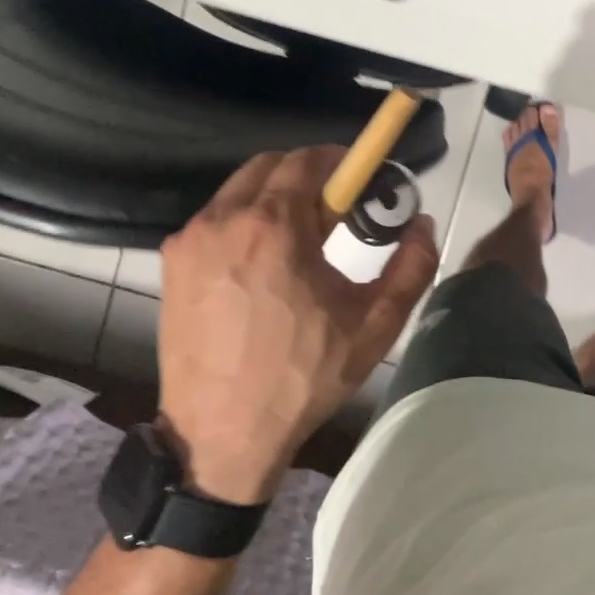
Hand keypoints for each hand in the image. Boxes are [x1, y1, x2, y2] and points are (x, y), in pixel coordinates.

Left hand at [156, 147, 439, 505]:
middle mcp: (224, 220)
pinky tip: (263, 265)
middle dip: (308, 174)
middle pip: (270, 166)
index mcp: (274, 226)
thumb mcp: (374, 324)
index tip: (364, 176)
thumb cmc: (303, 378)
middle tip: (338, 207)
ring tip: (301, 239)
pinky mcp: (172, 266)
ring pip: (238, 191)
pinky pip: (215, 221)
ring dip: (274, 197)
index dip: (342, 160)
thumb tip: (422, 225)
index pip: (309, 161)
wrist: (221, 435)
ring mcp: (190, 242)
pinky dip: (244, 223)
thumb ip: (412, 266)